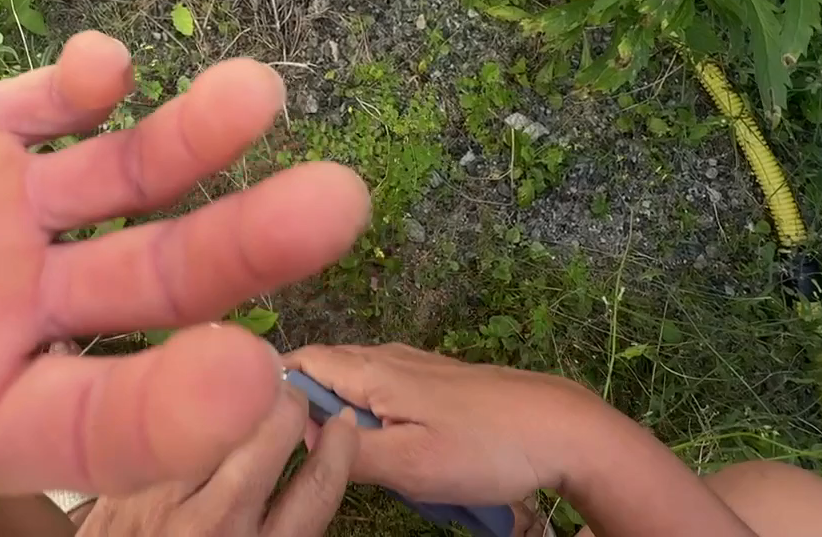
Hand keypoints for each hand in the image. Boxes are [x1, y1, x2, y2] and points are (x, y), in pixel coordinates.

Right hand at [0, 33, 369, 536]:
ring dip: (197, 137)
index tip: (256, 368)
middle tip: (338, 202)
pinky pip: (45, 102)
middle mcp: (14, 310)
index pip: (107, 417)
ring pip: (127, 175)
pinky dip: (84, 82)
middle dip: (248, 241)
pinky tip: (108, 62)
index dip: (176, 402)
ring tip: (258, 94)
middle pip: (161, 279)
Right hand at [284, 344, 594, 504]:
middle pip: (322, 370)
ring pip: (350, 382)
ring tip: (342, 459)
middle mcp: (382, 356)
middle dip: (304, 408)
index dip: (275, 391)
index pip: (300, 361)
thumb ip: (350, 452)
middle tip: (304, 457)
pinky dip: (366, 415)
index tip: (266, 432)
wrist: (555, 425)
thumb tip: (300, 437)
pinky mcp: (429, 379)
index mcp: (370, 370)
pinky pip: (377, 389)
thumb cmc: (482, 446)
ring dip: (338, 415)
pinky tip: (383, 448)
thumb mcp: (410, 464)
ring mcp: (408, 364)